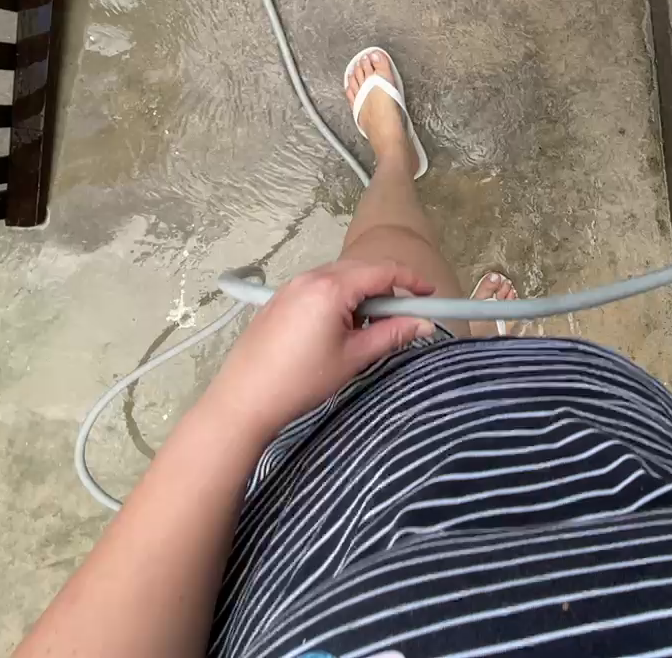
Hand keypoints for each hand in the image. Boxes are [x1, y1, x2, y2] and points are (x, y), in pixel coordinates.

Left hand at [205, 259, 435, 435]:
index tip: (430, 294)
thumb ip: (392, 334)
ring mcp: (292, 285)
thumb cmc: (300, 381)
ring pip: (342, 277)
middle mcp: (311, 277)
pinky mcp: (280, 298)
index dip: (412, 280)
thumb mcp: (354, 357)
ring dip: (363, 294)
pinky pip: (321, 285)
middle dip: (387, 288)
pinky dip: (340, 297)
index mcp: (332, 287)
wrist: (241, 401)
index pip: (383, 271)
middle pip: (363, 269)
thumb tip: (424, 324)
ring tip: (367, 328)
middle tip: (401, 317)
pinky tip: (339, 327)